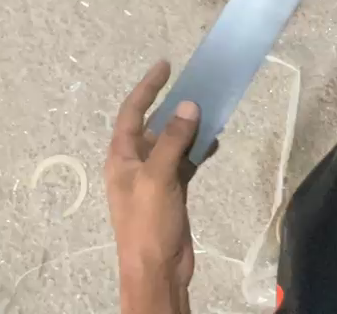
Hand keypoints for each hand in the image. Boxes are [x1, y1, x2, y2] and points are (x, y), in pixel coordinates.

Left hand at [106, 61, 200, 313]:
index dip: (147, 87)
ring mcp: (154, 177)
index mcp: (122, 157)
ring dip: (190, 126)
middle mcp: (136, 163)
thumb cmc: (148, 223)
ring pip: (173, 141)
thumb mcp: (157, 177)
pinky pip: (185, 160)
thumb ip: (173, 140)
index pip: (132, 112)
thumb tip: (189, 105)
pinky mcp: (172, 190)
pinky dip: (198, 149)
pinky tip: (214, 141)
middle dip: (173, 105)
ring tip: (211, 109)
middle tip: (196, 84)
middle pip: (154, 124)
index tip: (166, 65)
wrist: (157, 272)